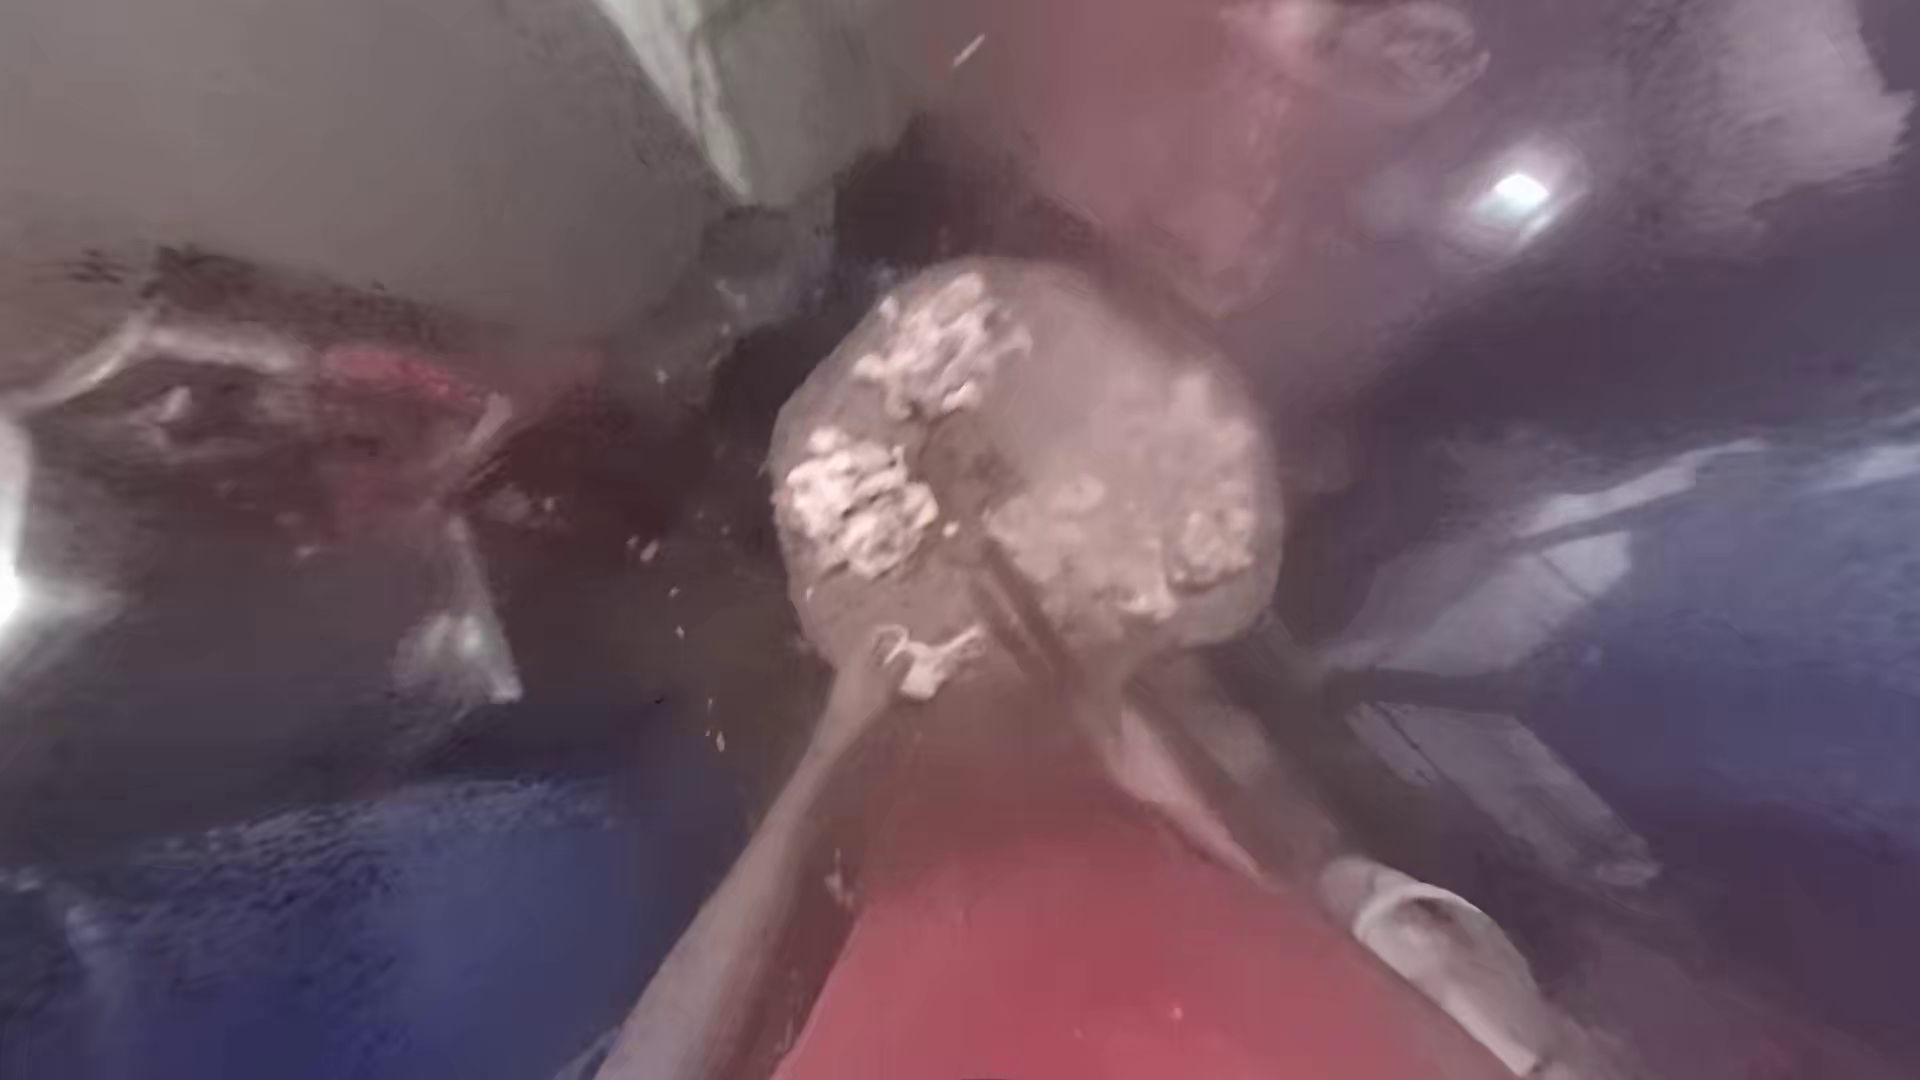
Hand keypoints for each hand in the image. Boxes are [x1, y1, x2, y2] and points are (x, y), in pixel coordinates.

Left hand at [810, 627, 911, 760]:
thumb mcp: (887, 684)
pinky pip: (870, 675)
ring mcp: (850, 676)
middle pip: (874, 646)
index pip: (875, 632)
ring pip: (873, 662)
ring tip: (908, 671)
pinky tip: (894, 686)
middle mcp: (852, 661)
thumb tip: (909, 652)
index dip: (892, 631)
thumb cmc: (864, 705)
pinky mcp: (851, 690)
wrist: (839, 734)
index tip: (909, 637)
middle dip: (894, 648)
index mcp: (858, 654)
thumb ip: (900, 665)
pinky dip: (884, 676)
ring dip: (890, 663)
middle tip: (912, 655)